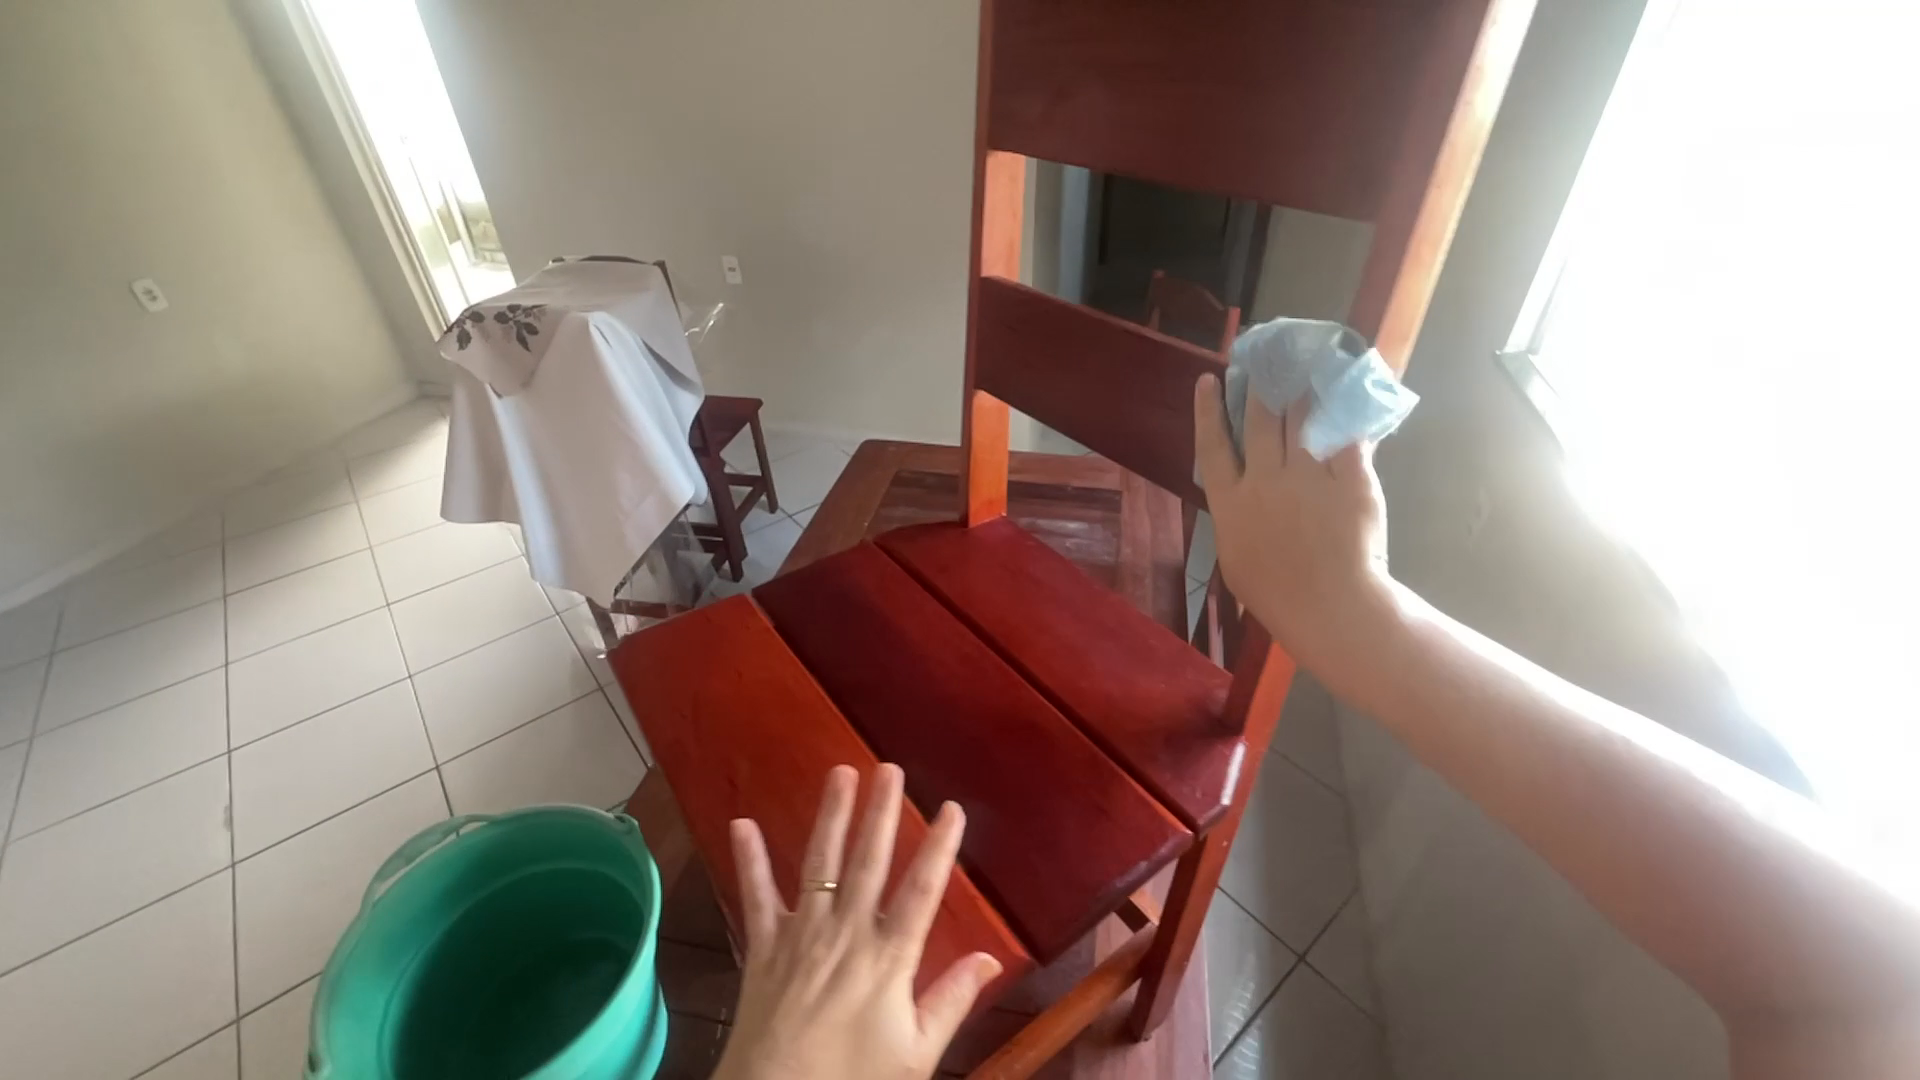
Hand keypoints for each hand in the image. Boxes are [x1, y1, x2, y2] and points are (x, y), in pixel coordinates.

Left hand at [712, 764, 1002, 1079]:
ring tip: (840, 773)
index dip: (940, 847)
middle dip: (881, 813)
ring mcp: (801, 935)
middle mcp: (846, 933)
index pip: (922, 890)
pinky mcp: (764, 947)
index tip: (952, 807)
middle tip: (889, 768)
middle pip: (868, 862)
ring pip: (820, 864)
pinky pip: (756, 897)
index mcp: (888, 958)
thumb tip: (992, 958)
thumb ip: (952, 1001)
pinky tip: (742, 824)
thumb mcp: (916, 1055)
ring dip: (831, 816)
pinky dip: (749, 861)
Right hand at [1192, 373, 1395, 675]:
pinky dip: (1346, 416)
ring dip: (1302, 392)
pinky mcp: (1350, 479)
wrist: (1327, 606)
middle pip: (1261, 421)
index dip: (1209, 410)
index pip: (1213, 445)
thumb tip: (1244, 495)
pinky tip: (1348, 398)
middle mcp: (1264, 480)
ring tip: (1307, 370)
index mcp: (1231, 501)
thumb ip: (1237, 518)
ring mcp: (1308, 477)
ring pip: (1303, 419)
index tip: (1209, 379)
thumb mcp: (1235, 556)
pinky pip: (1346, 438)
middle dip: (1262, 387)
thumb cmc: (1273, 593)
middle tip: (1269, 362)